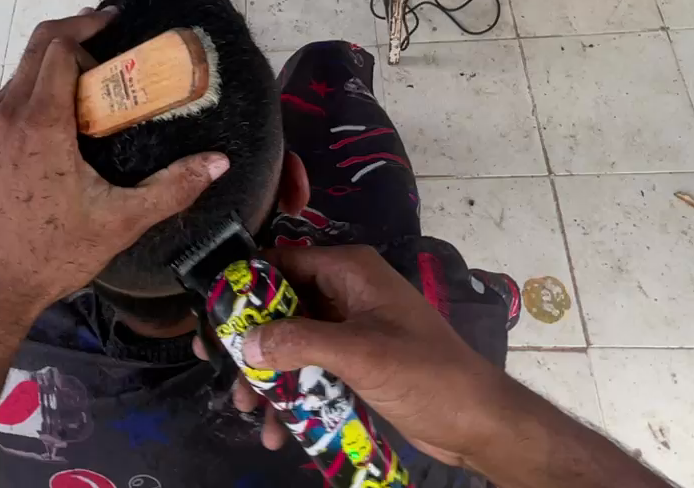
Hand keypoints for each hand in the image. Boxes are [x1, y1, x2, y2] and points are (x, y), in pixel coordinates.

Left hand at [0, 9, 229, 325]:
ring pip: (21, 73)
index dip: (86, 28)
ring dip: (54, 66)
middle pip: (38, 48)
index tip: (113, 25)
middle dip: (74, 35)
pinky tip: (58, 119)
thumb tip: (219, 163)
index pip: (59, 47)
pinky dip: (34, 91)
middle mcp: (4, 114)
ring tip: (89, 84)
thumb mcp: (121, 221)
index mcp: (39, 123)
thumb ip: (173, 188)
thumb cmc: (53, 253)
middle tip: (107, 38)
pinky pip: (6, 97)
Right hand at [208, 244, 515, 465]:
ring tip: (249, 411)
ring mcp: (350, 328)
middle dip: (254, 342)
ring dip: (270, 376)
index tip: (214, 315)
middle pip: (283, 306)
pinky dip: (294, 393)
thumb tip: (247, 343)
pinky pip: (312, 368)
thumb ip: (300, 342)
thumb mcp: (359, 353)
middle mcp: (345, 291)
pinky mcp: (355, 361)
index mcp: (349, 270)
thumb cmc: (423, 371)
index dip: (247, 285)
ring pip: (294, 342)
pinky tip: (280, 430)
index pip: (284, 262)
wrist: (478, 421)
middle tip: (219, 369)